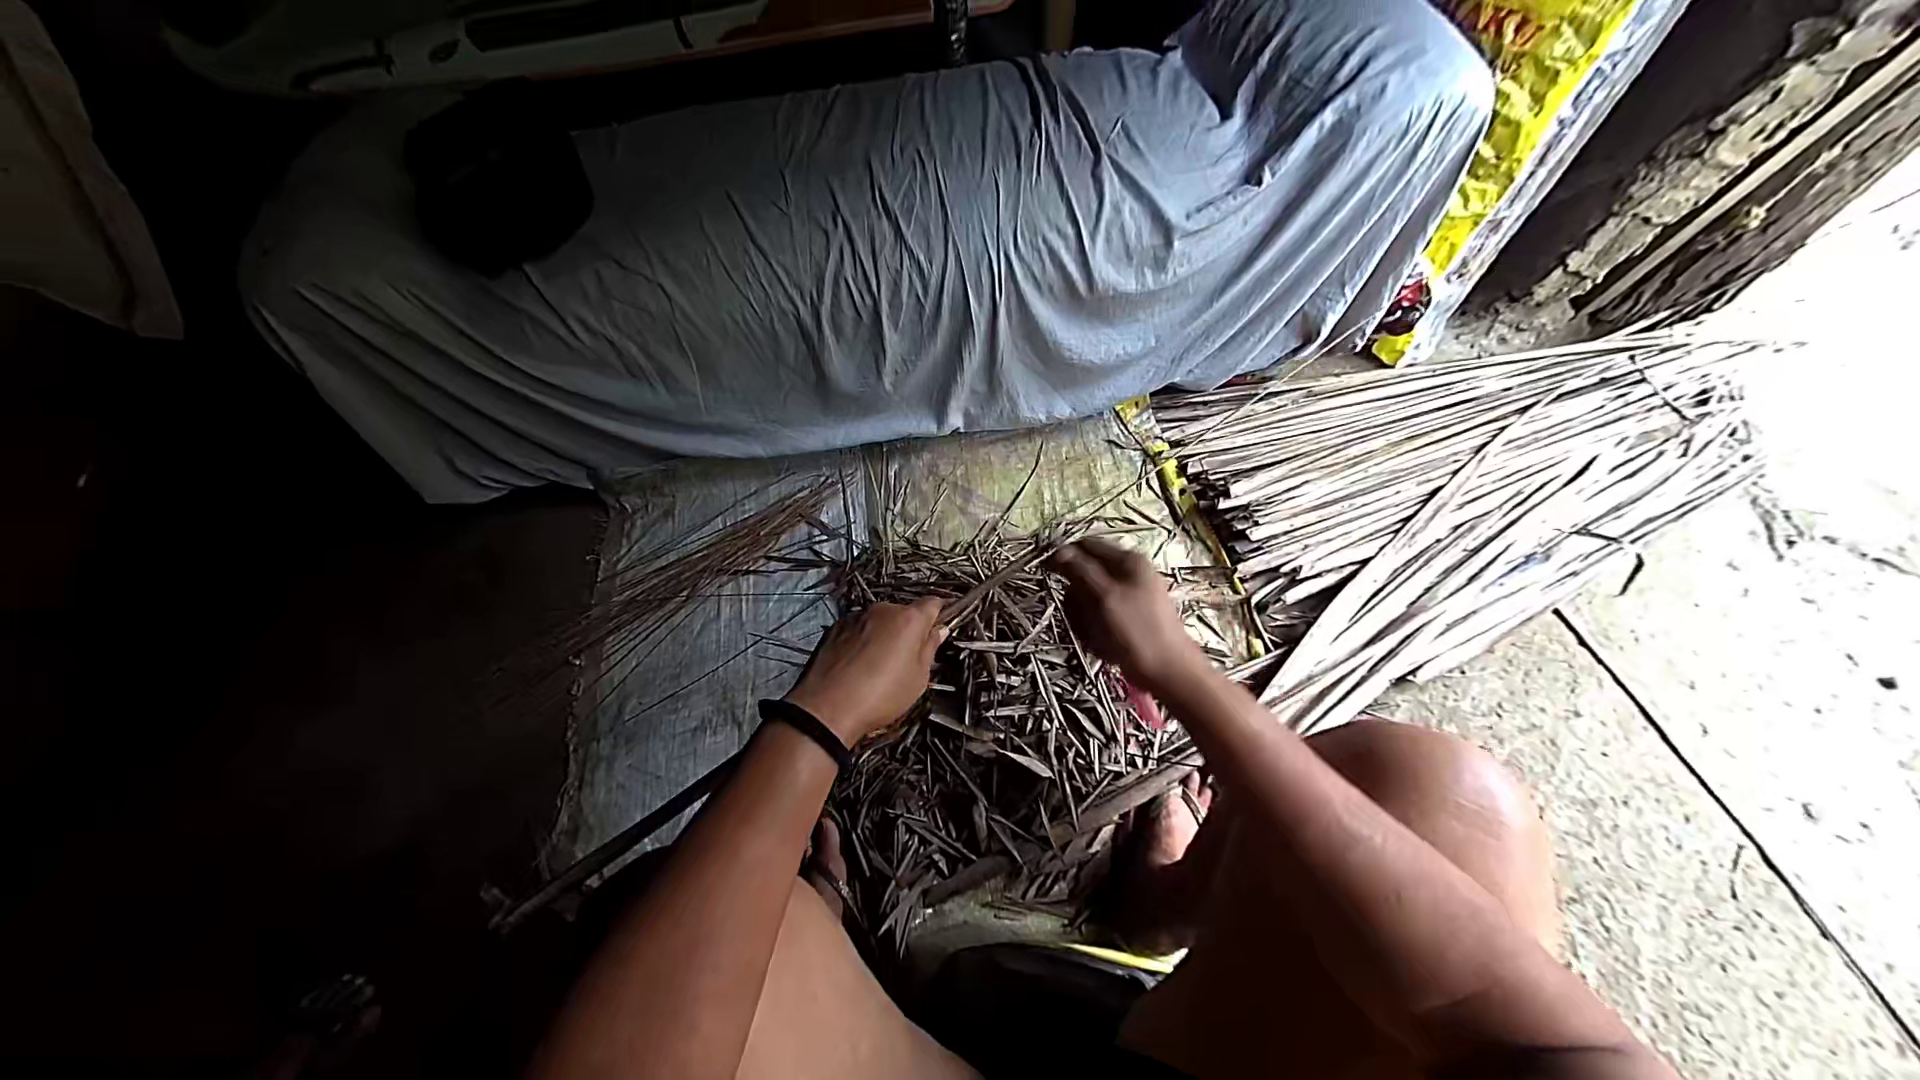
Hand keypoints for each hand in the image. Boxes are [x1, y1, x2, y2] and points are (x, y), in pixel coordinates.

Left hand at [784, 598, 947, 743]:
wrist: (826, 709)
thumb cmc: (877, 696)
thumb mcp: (918, 678)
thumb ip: (930, 648)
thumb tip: (938, 632)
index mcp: (909, 619)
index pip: (933, 603)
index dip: (942, 612)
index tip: (944, 622)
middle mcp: (883, 611)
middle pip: (906, 613)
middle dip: (911, 631)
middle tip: (912, 659)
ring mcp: (857, 618)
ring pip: (881, 622)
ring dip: (886, 637)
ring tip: (883, 669)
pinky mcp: (837, 629)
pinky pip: (860, 630)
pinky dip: (865, 642)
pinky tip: (863, 668)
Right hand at [1049, 538, 1204, 694]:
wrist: (1168, 672)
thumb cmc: (1138, 633)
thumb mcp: (1105, 597)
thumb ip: (1082, 571)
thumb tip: (1059, 551)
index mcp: (1129, 561)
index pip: (1087, 545)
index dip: (1065, 556)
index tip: (1046, 572)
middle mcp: (1129, 574)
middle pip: (1085, 574)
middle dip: (1076, 596)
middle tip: (1080, 616)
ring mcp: (1128, 597)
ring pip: (1089, 598)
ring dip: (1083, 616)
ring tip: (1093, 634)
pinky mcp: (1126, 618)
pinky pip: (1099, 616)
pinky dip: (1094, 628)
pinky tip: (1101, 642)